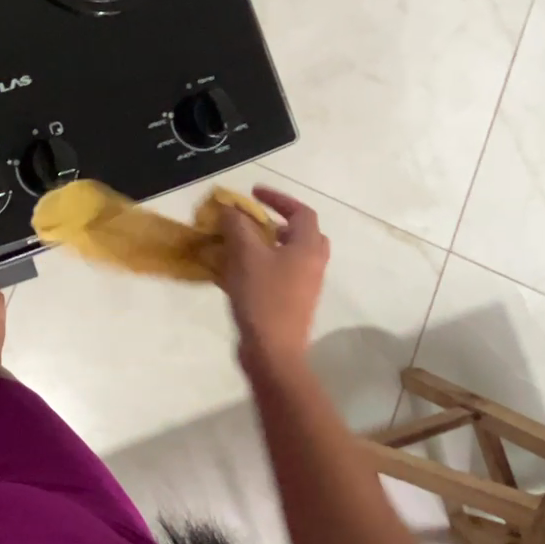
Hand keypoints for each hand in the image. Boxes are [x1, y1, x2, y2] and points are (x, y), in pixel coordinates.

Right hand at [219, 185, 329, 376]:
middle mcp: (313, 263)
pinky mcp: (292, 301)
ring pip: (290, 254)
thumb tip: (231, 208)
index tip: (252, 193)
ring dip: (267, 243)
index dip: (278, 198)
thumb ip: (238, 226)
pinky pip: (280, 272)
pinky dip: (262, 263)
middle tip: (253, 221)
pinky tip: (237, 271)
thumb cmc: (263, 297)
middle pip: (301, 233)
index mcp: (308, 248)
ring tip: (240, 244)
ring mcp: (304, 285)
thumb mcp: (246, 255)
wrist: (273, 349)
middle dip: (276, 222)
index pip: (301, 212)